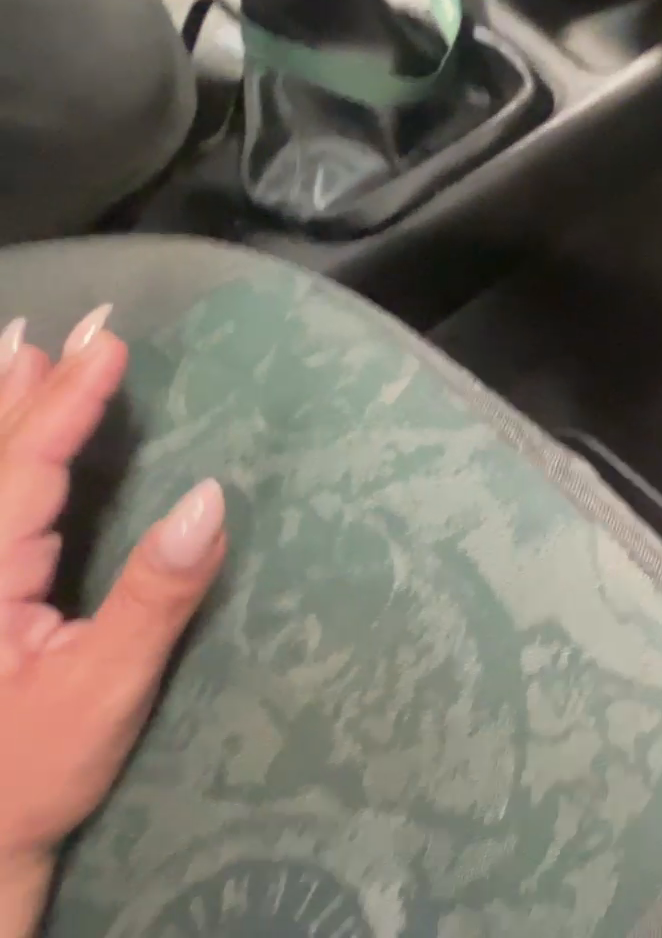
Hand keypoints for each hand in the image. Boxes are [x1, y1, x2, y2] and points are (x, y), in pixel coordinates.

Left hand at [0, 307, 225, 933]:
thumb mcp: (107, 685)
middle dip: (21, 387)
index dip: (63, 402)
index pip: (22, 470)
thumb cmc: (32, 769)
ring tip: (18, 351)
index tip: (104, 343)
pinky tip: (6, 442)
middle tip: (63, 324)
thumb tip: (208, 498)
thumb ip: (158, 590)